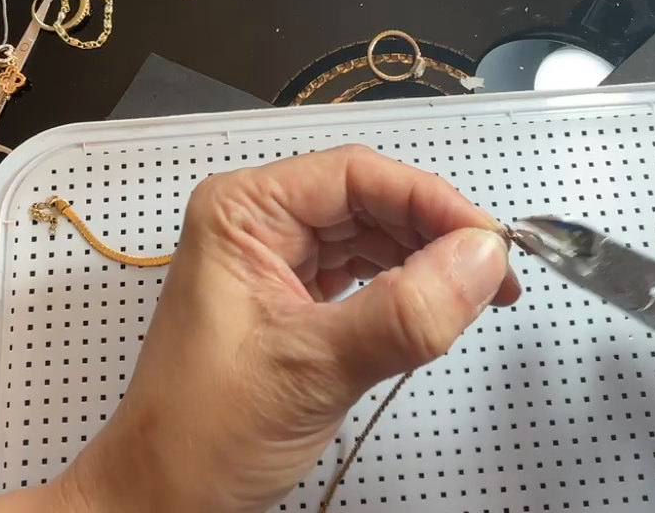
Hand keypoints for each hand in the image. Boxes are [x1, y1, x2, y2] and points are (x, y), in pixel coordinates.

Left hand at [43, 144, 520, 512]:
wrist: (162, 499)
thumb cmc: (203, 432)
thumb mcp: (313, 367)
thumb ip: (405, 312)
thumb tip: (483, 260)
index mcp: (243, 208)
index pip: (352, 174)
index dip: (426, 198)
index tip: (486, 237)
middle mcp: (258, 218)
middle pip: (365, 198)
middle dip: (431, 230)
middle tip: (492, 271)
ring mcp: (274, 253)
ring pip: (367, 231)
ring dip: (423, 256)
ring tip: (474, 290)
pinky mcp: (291, 289)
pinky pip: (359, 267)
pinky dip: (401, 282)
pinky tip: (432, 302)